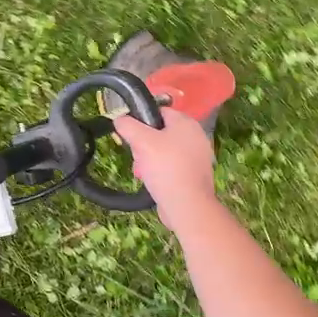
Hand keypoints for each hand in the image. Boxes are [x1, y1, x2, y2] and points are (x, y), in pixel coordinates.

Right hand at [114, 108, 219, 231]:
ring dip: (149, 158)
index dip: (141, 121)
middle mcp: (196, 136)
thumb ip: (127, 125)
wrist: (187, 205)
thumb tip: (120, 119)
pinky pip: (172, 165)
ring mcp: (197, 156)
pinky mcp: (195, 174)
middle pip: (160, 132)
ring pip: (164, 150)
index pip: (159, 111)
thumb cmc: (165, 167)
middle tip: (136, 155)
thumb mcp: (141, 141)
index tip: (130, 135)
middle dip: (143, 144)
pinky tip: (152, 180)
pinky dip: (160, 170)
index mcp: (187, 123)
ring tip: (142, 171)